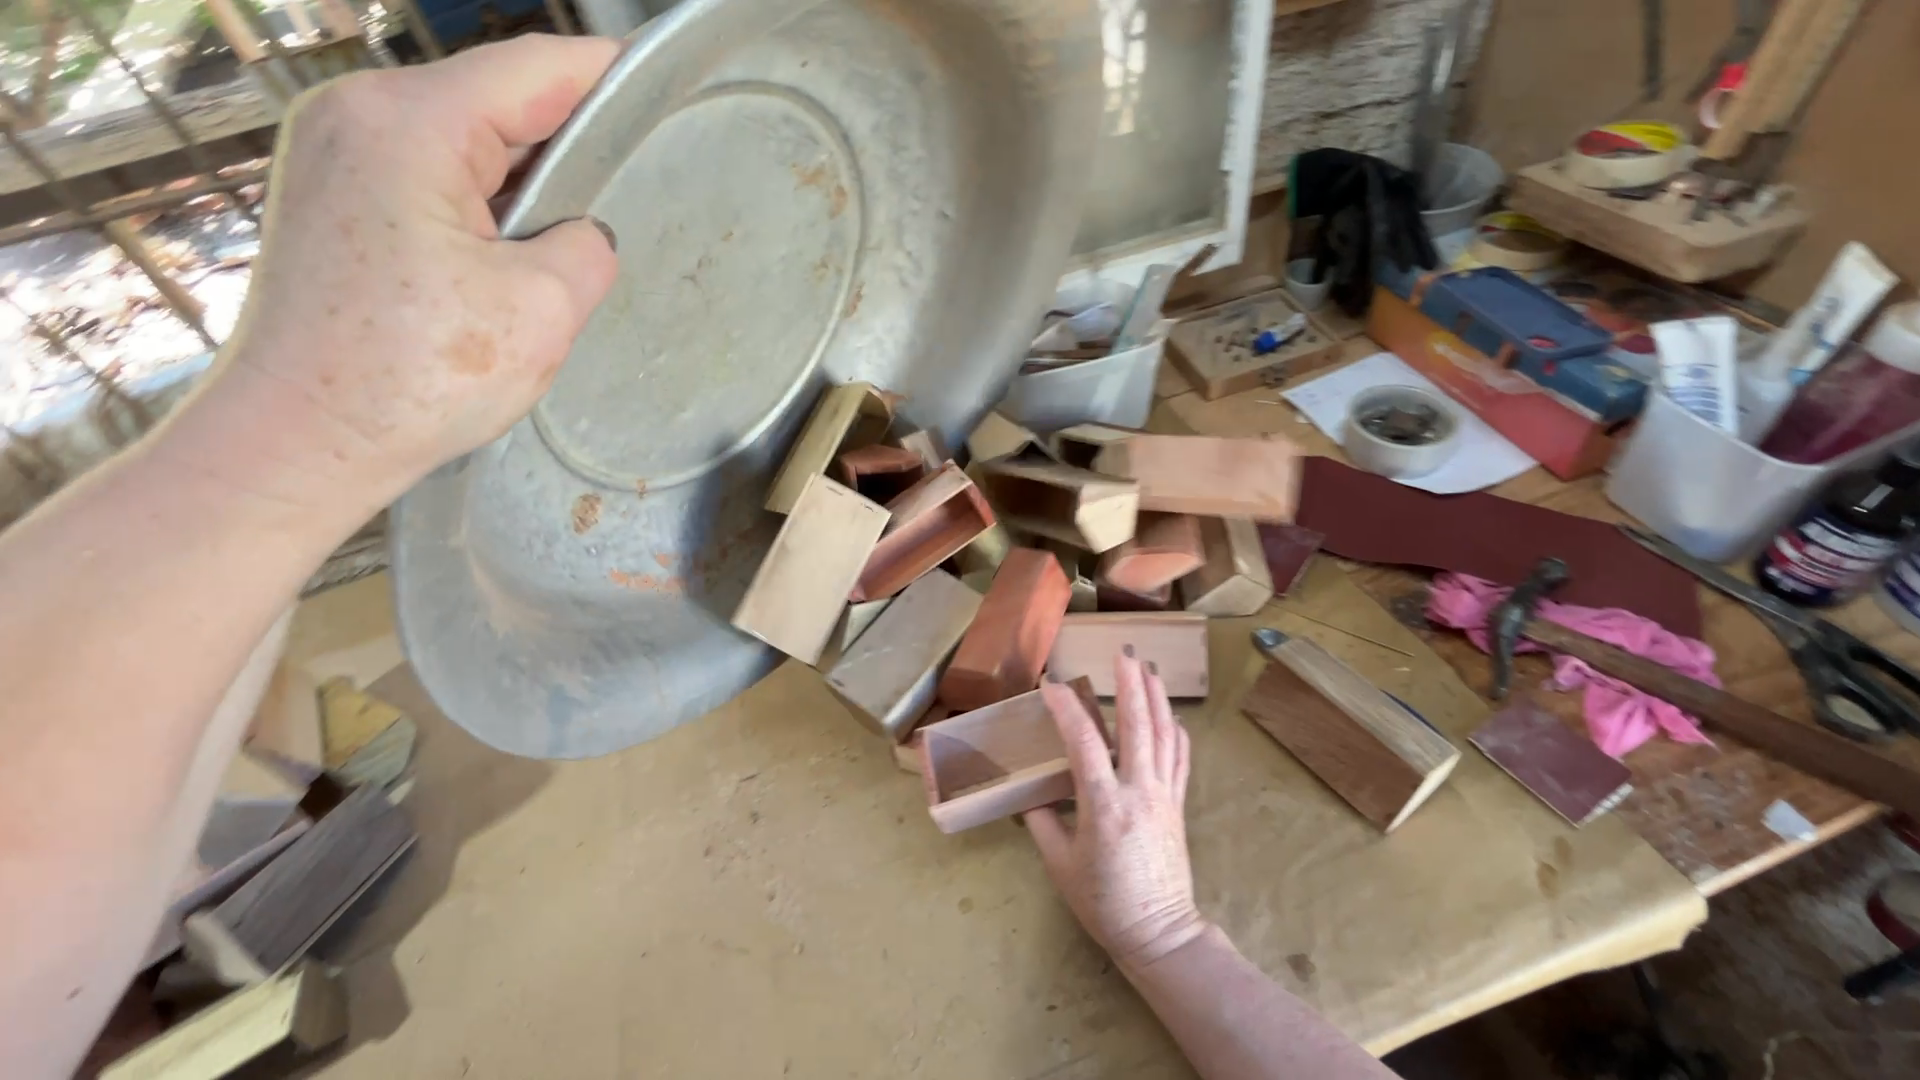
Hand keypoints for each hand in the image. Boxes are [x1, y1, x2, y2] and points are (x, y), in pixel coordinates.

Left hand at [203, 35, 621, 515]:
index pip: (534, 69)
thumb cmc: (417, 377)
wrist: (302, 440)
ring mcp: (337, 155)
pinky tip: (520, 247)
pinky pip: (434, 174)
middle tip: (636, 176)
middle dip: (571, 135)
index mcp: (409, 125)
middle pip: (496, 99)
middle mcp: (358, 118)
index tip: (663, 83)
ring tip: (583, 224)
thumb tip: (583, 233)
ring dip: (529, 177)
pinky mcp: (336, 198)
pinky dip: (488, 200)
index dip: (607, 73)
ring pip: (466, 139)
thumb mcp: (543, 309)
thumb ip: (587, 248)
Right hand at [1027, 652, 1204, 972]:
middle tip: (1124, 653)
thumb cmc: (1103, 903)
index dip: (1068, 710)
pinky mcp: (1178, 806)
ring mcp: (1164, 797)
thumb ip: (1043, 822)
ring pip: (1165, 736)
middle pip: (1139, 727)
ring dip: (1157, 699)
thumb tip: (1032, 792)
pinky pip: (1181, 760)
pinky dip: (1176, 733)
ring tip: (1150, 669)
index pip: (1085, 744)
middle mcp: (1139, 793)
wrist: (1160, 933)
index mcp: (1104, 807)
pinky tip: (1171, 716)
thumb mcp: (1060, 865)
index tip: (1052, 685)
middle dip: (1131, 685)